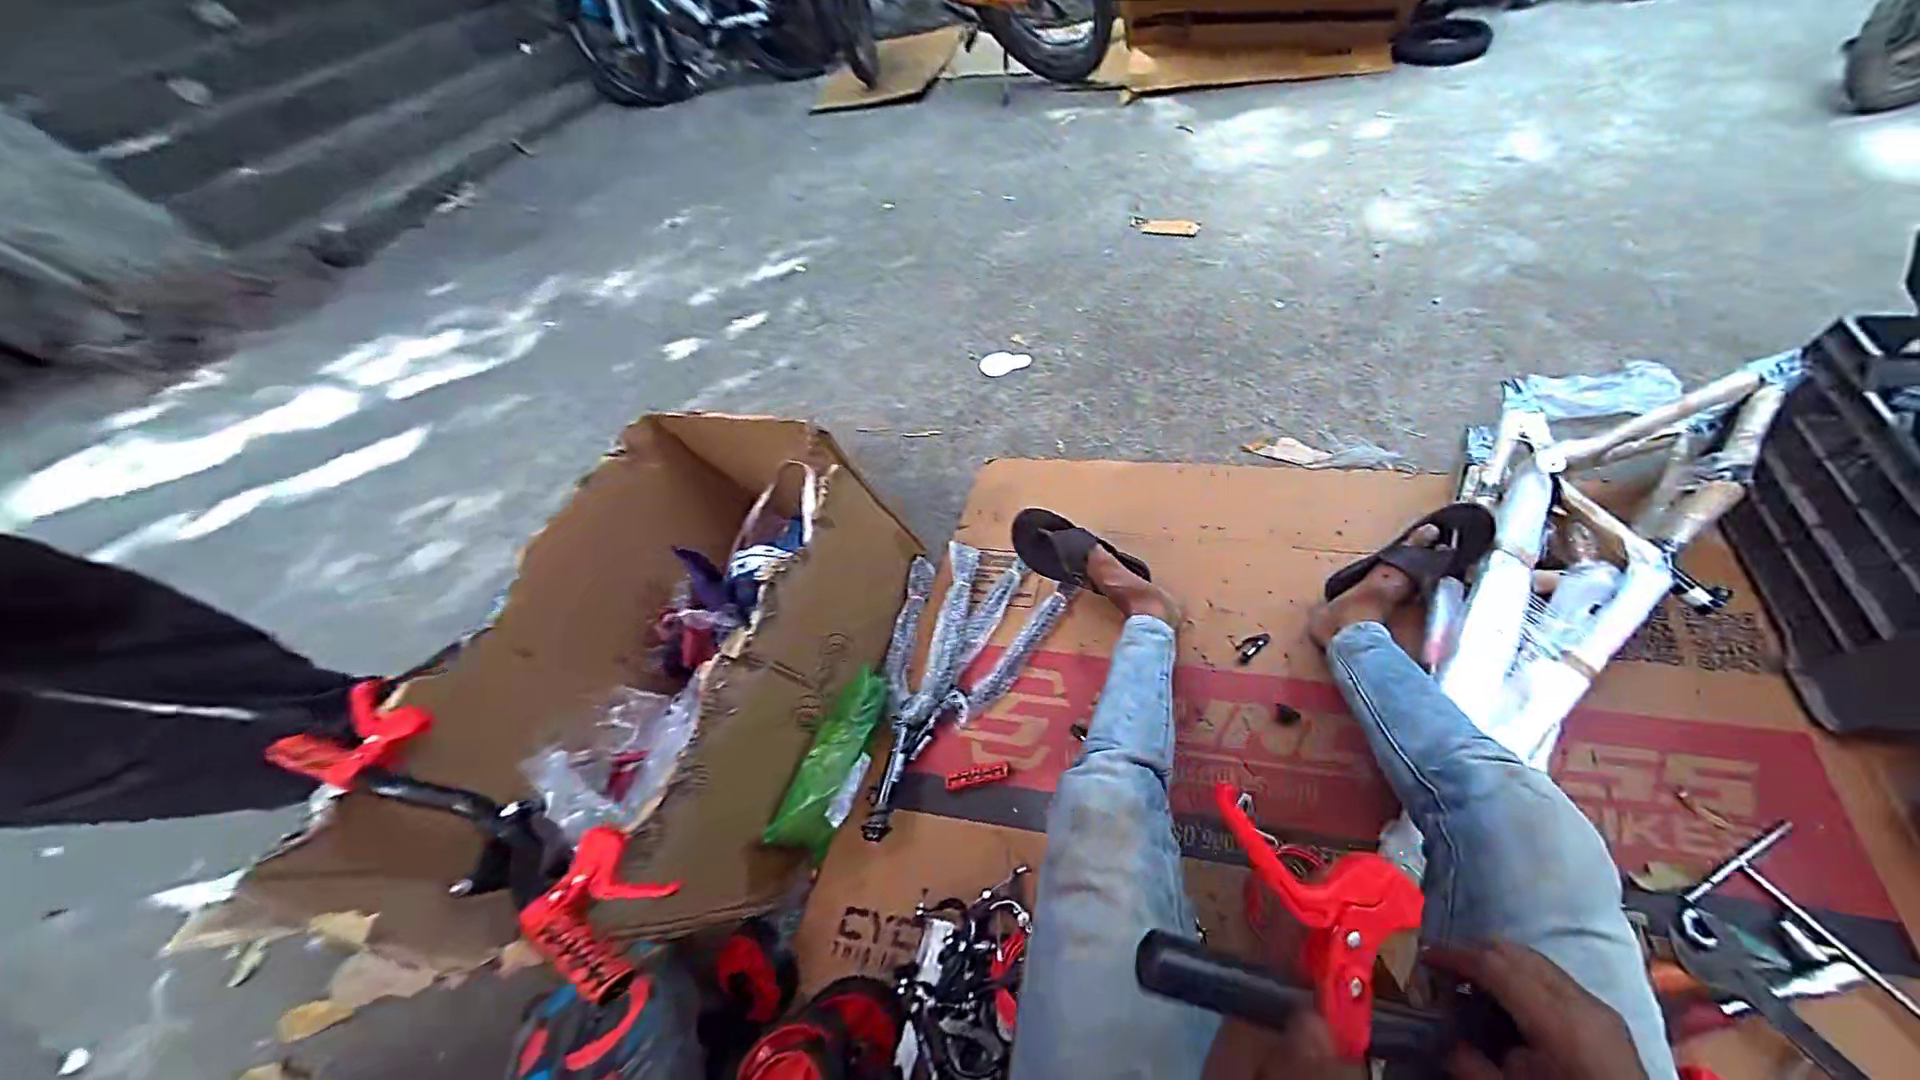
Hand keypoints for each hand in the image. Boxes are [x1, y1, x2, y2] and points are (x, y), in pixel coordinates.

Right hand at [1428, 942, 1650, 1079]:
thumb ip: (1473, 1065)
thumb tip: (1447, 1040)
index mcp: (1557, 1021)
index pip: (1493, 964)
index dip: (1452, 955)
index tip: (1422, 956)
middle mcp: (1581, 1003)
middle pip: (1514, 952)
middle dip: (1472, 951)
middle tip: (1443, 965)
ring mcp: (1600, 1009)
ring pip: (1534, 960)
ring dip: (1497, 960)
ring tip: (1472, 978)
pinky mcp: (1608, 1020)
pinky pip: (1553, 977)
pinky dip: (1522, 974)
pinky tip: (1510, 999)